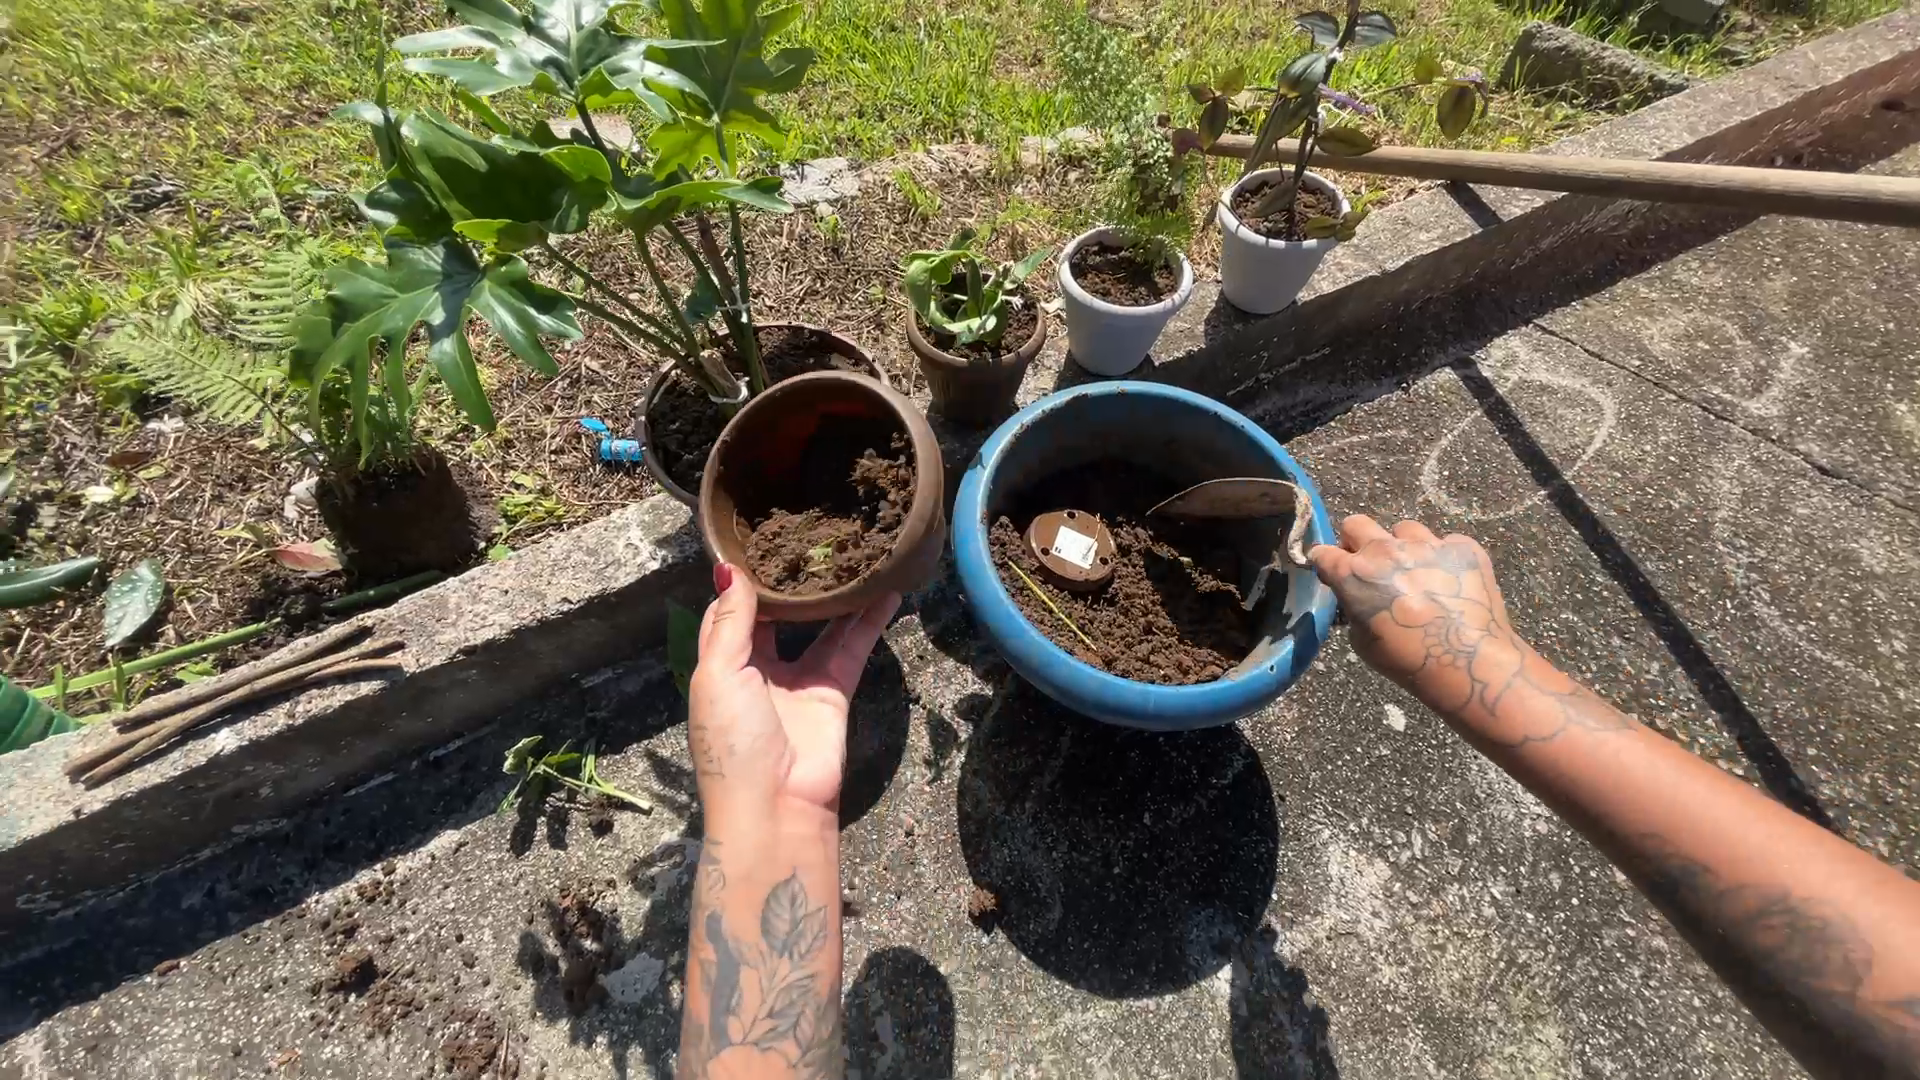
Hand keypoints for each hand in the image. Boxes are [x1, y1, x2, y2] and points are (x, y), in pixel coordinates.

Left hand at [687, 562, 899, 823]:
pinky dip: (869, 621)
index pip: (729, 613)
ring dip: (835, 596)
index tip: (757, 540)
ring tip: (851, 556)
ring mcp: (799, 679)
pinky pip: (852, 646)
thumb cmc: (733, 739)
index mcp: (721, 665)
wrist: (776, 805)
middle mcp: (759, 668)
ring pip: (820, 626)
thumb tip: (727, 568)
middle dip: (791, 583)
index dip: (740, 581)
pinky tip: (886, 591)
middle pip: (777, 616)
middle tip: (809, 537)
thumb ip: (729, 621)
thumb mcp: (718, 673)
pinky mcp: (834, 689)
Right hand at [1308, 516, 1527, 718]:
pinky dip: (1443, 556)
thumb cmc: (1406, 659)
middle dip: (1356, 541)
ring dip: (1402, 546)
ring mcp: (1426, 545)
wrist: (1468, 662)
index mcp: (1352, 573)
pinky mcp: (1463, 548)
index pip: (1321, 553)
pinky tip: (1449, 579)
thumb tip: (1359, 597)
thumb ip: (1353, 606)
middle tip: (1368, 563)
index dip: (1324, 563)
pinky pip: (1446, 542)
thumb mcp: (1360, 639)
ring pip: (1404, 529)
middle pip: (1355, 524)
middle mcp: (1384, 550)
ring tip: (1415, 569)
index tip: (1331, 572)